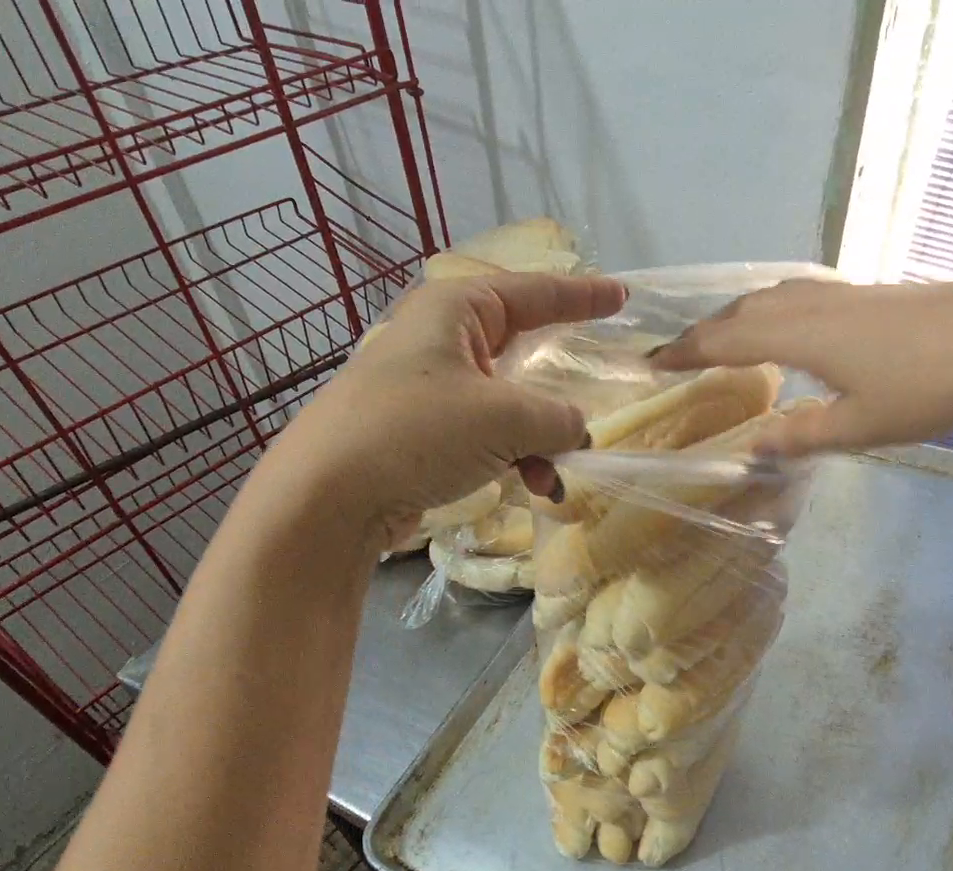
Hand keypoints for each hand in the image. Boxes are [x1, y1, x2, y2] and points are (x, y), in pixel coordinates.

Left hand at [248, 273, 626, 546]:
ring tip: (557, 475)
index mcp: (457, 311)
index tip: (623, 297)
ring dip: (540, 438)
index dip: (583, 296)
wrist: (328, 496)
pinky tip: (533, 489)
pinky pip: (487, 436)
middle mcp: (442, 341)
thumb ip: (557, 417)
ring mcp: (430, 389)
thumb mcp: (504, 417)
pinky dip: (515, 458)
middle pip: (522, 349)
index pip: (535, 292)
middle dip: (559, 383)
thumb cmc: (417, 432)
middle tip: (602, 384)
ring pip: (508, 402)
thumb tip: (576, 429)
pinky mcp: (422, 434)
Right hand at [651, 277, 952, 454]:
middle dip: (704, 332)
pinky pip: (800, 294)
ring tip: (721, 336)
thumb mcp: (860, 426)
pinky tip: (787, 323)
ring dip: (737, 315)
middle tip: (676, 353)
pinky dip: (771, 307)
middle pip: (742, 311)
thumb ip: (802, 436)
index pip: (725, 342)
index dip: (685, 352)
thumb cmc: (928, 388)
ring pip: (772, 296)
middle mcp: (812, 306)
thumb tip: (755, 448)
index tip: (650, 364)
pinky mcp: (868, 293)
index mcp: (800, 337)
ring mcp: (843, 294)